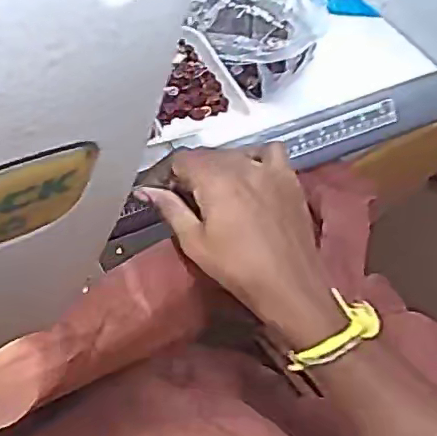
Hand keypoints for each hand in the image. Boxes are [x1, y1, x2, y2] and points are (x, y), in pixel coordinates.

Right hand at [137, 144, 347, 349]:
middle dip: (190, 171)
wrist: (288, 283)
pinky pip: (269, 153)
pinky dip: (255, 158)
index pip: (181, 158)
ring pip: (235, 152)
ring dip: (220, 164)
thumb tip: (147, 190)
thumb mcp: (193, 241)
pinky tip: (251, 177)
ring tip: (216, 188)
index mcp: (215, 179)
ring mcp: (270, 168)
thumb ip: (170, 209)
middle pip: (207, 154)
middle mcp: (243, 164)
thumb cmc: (235, 267)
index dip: (167, 173)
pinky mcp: (289, 178)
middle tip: (184, 198)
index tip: (162, 192)